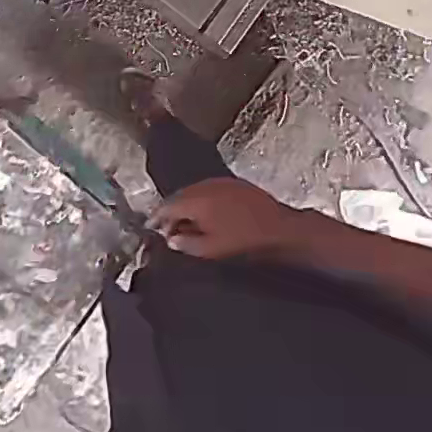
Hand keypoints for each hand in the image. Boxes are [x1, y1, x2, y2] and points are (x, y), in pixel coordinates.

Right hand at [151, 178, 310, 259]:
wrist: (280, 229)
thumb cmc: (244, 242)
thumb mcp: (211, 250)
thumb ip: (186, 243)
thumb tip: (170, 239)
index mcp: (197, 201)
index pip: (167, 205)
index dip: (157, 217)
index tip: (151, 228)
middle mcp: (206, 186)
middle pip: (179, 195)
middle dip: (171, 210)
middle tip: (167, 229)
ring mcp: (222, 182)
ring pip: (194, 191)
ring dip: (186, 205)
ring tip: (186, 224)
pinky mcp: (235, 183)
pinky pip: (210, 189)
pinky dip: (202, 200)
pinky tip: (207, 214)